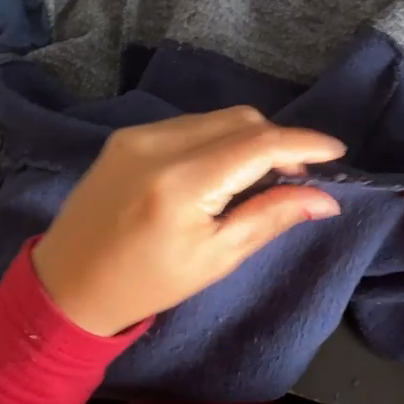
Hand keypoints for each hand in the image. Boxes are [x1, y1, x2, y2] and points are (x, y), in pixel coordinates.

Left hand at [32, 108, 346, 336]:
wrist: (67, 285)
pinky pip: (188, 125)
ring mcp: (137, 135)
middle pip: (240, 120)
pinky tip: (221, 171)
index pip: (258, 144)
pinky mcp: (125, 136)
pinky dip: (216, 139)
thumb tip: (325, 197)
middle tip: (297, 177)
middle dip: (278, 141)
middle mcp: (158, 144)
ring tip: (260, 177)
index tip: (336, 153)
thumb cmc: (146, 284)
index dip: (304, 144)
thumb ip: (270, 217)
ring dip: (248, 139)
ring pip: (215, 119)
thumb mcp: (216, 258)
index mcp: (181, 183)